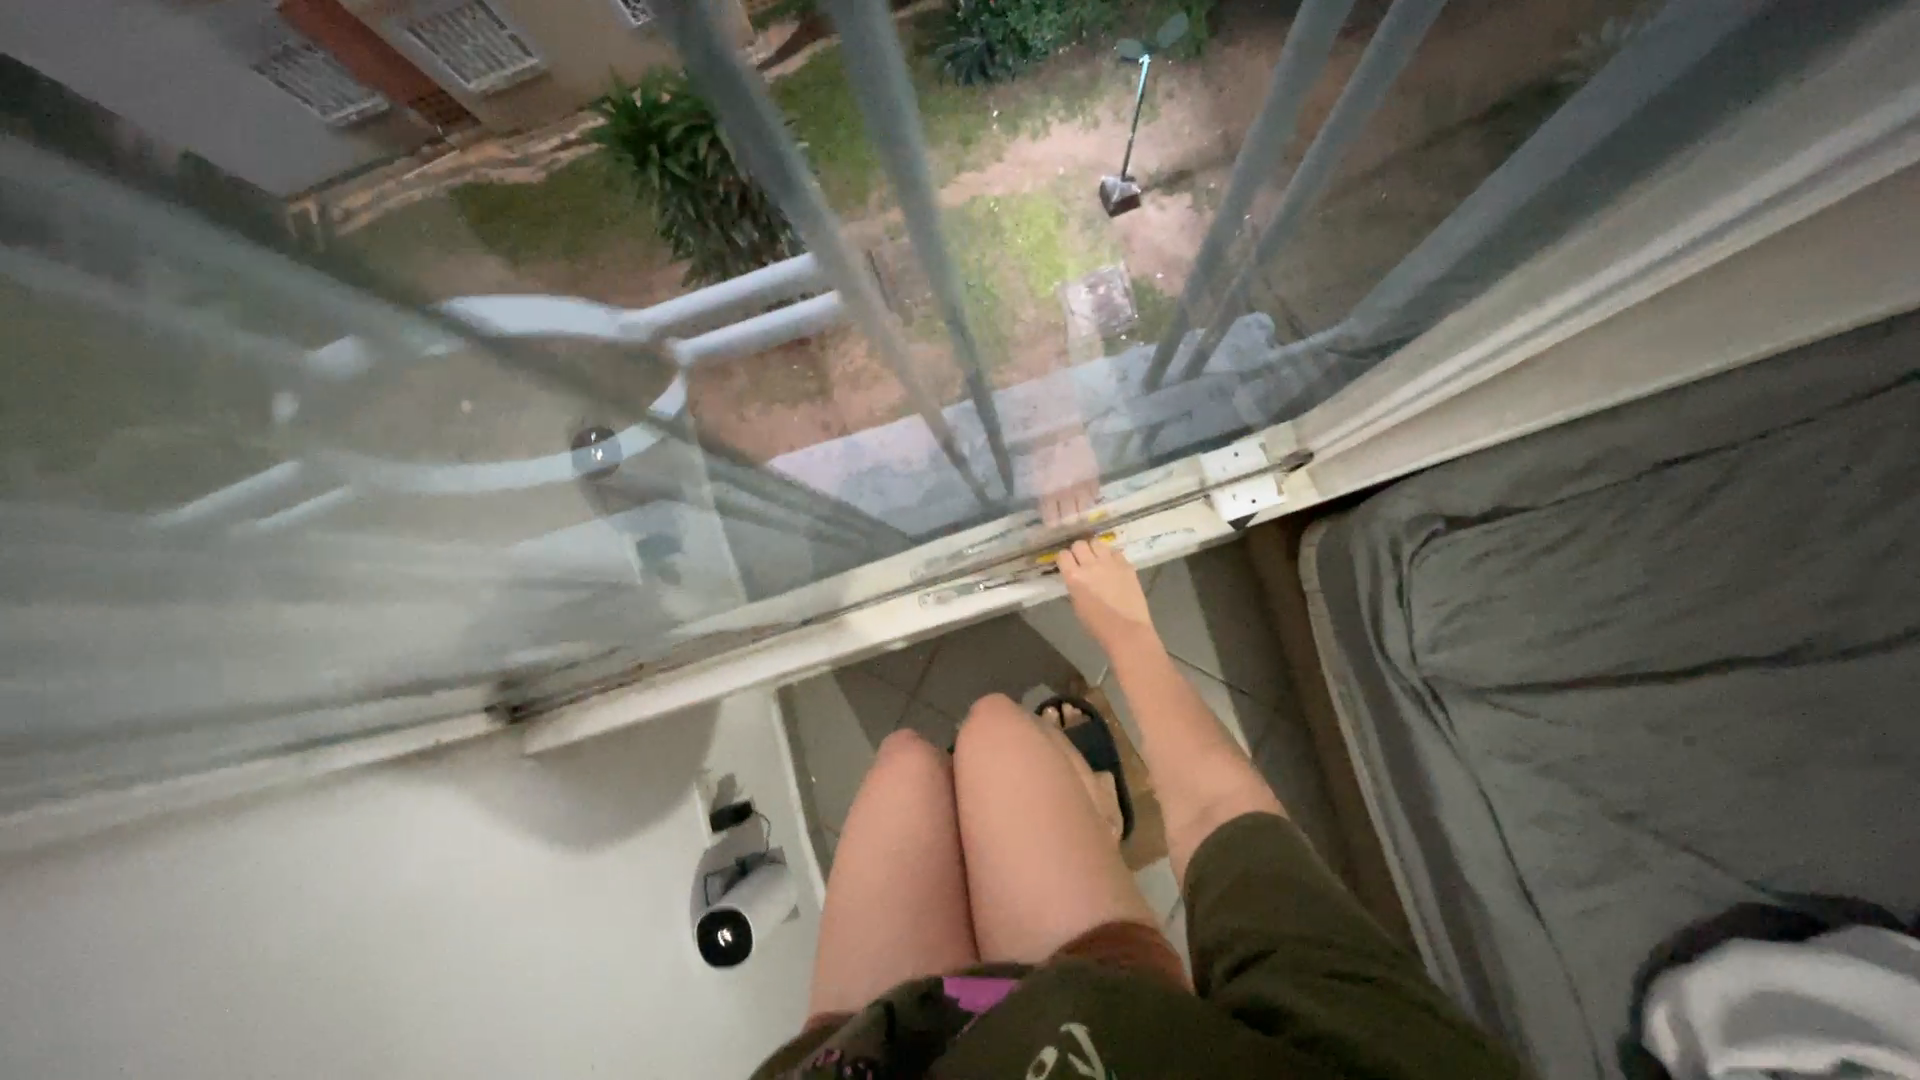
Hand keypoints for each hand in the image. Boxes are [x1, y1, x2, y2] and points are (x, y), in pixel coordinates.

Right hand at [1058, 538, 1159, 657]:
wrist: (1127, 630)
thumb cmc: (1097, 625)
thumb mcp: (1077, 604)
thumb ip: (1075, 586)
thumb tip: (1076, 577)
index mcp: (1074, 577)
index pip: (1063, 555)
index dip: (1064, 559)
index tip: (1067, 564)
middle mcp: (1090, 565)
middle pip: (1079, 544)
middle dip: (1078, 551)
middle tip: (1082, 560)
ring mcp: (1110, 563)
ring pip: (1097, 542)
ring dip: (1094, 549)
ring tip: (1097, 559)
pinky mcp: (1126, 565)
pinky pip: (1115, 551)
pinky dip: (1111, 556)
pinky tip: (1112, 566)